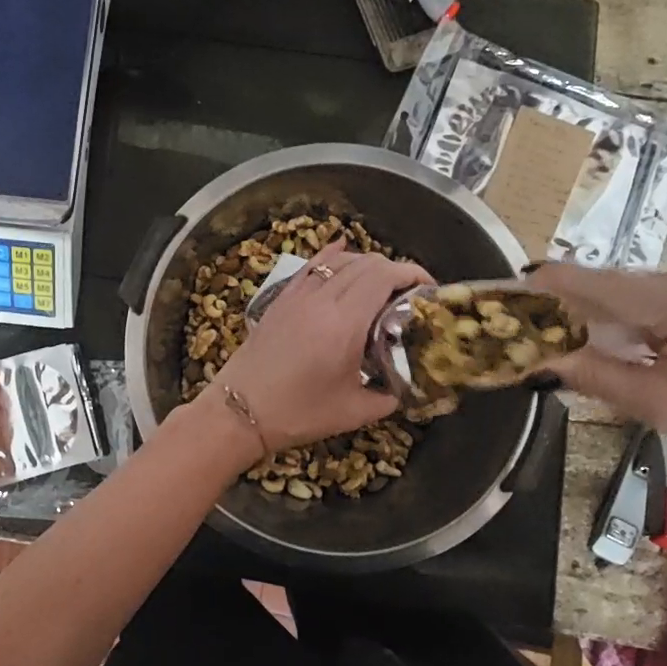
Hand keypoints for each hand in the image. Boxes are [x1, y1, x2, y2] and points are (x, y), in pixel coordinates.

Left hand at [198, 240, 431, 451]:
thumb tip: (406, 384)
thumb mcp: (354, 411)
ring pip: (338, 261)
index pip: (384, 276)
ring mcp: (297, 296)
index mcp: (344, 323)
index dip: (411, 273)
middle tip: (410, 292)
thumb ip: (388, 394)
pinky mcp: (280, 300)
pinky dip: (331, 257)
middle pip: (365, 263)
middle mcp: (321, 300)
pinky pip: (310, 266)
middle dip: (395, 270)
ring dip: (366, 264)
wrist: (238, 411)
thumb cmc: (298, 414)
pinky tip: (341, 251)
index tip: (428, 287)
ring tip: (382, 284)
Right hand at [526, 262, 666, 507]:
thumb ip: (593, 372)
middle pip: (640, 286)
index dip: (559, 284)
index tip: (518, 282)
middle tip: (571, 335)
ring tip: (641, 350)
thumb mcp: (662, 408)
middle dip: (604, 309)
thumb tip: (532, 357)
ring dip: (645, 312)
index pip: (610, 286)